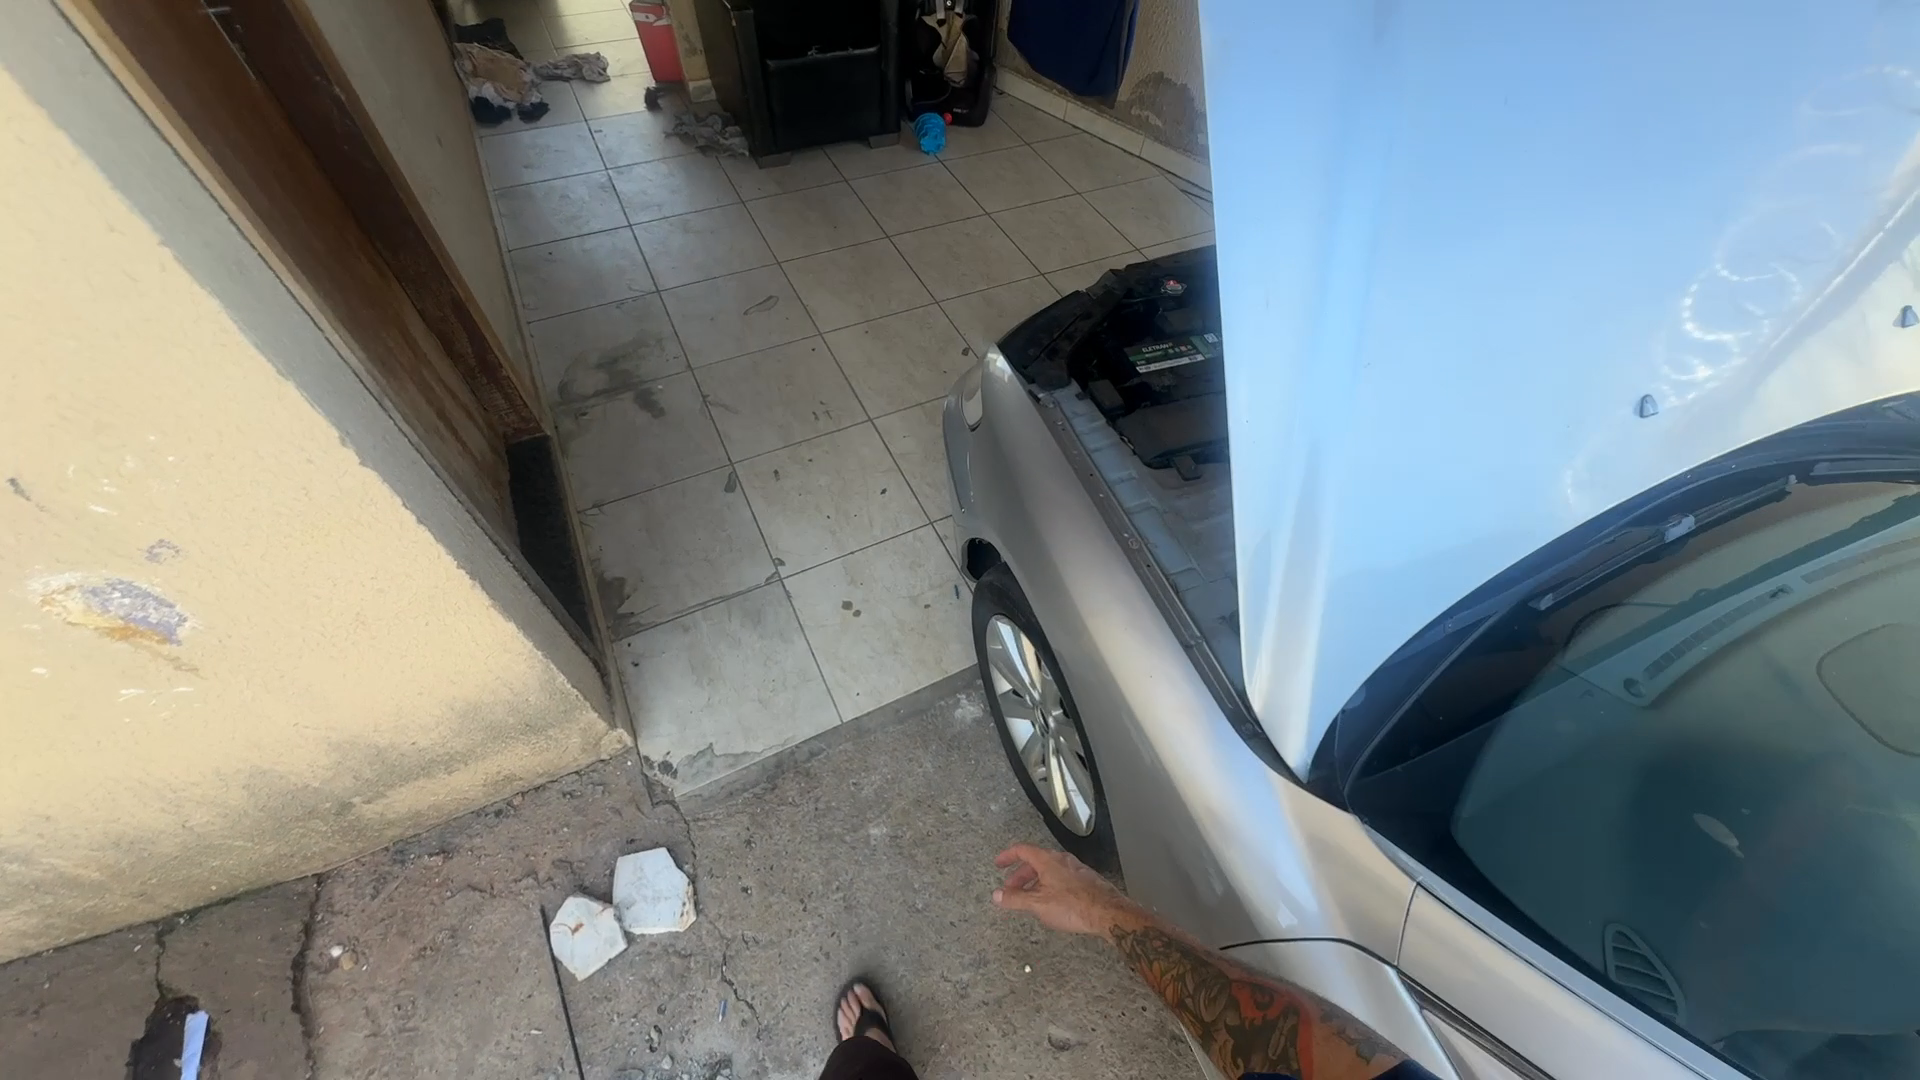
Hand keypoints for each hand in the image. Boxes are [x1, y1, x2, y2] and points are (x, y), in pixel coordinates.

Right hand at [991, 844, 1133, 935]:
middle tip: (1011, 888)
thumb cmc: (1073, 905)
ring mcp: (1075, 868)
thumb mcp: (1038, 904)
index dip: (1007, 856)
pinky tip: (1051, 902)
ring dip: (1035, 882)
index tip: (998, 864)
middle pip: (1035, 861)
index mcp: (1047, 860)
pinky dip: (1049, 885)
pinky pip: (1061, 877)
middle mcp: (1061, 859)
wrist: (1107, 912)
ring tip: (1029, 899)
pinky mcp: (1085, 880)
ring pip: (1049, 870)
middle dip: (1020, 875)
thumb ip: (1015, 899)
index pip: (1022, 850)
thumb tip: (997, 895)